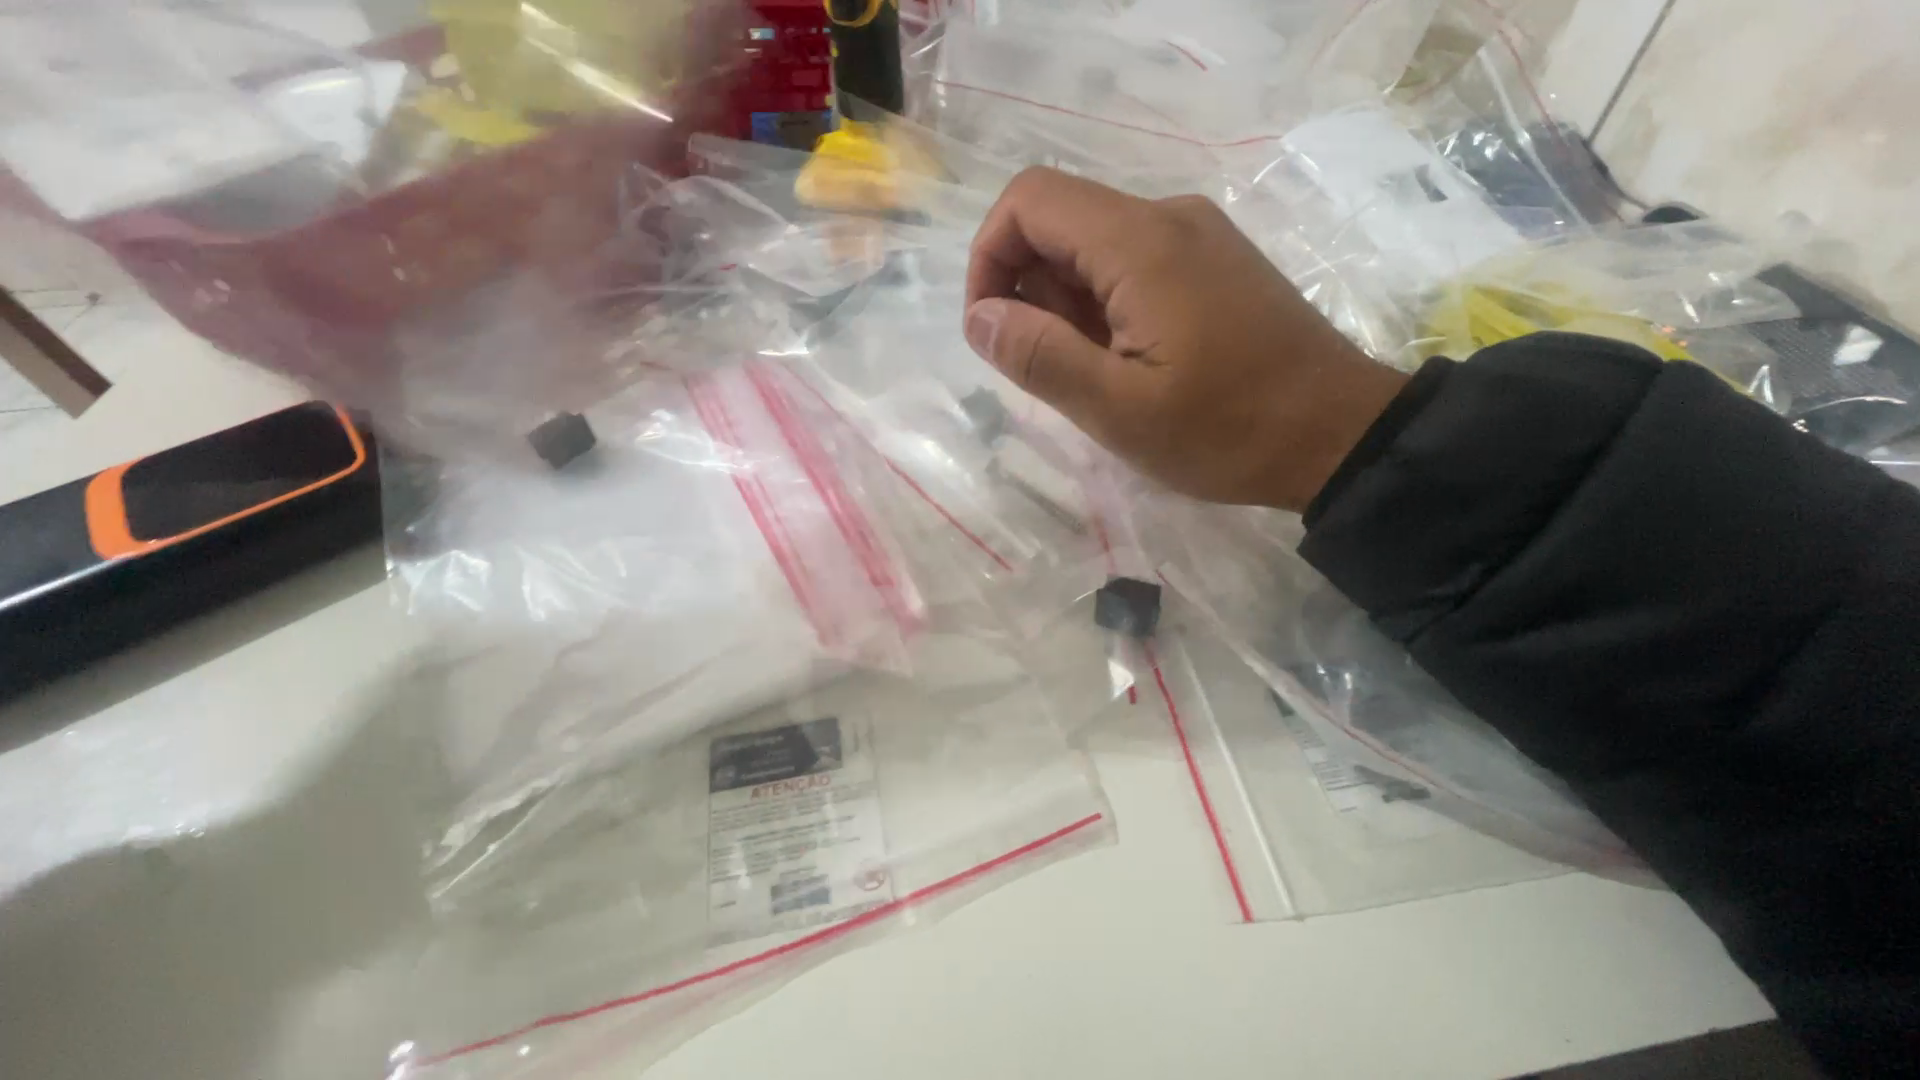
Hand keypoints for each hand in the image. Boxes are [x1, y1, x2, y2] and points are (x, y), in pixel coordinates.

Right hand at [964, 167, 1407, 512]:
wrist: (1340, 435)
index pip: (1030, 200)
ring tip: (1089, 374)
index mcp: (1140, 242)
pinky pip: (1133, 262)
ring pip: (1094, 243)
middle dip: (1026, 287)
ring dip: (1065, 302)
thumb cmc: (1227, 429)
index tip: (990, 327)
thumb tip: (978, 318)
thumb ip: (1040, 357)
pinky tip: (1124, 361)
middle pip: (1060, 219)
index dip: (989, 255)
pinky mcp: (1214, 263)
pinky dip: (1103, 303)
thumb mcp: (1118, 410)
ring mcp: (1197, 236)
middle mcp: (1168, 217)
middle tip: (1043, 366)